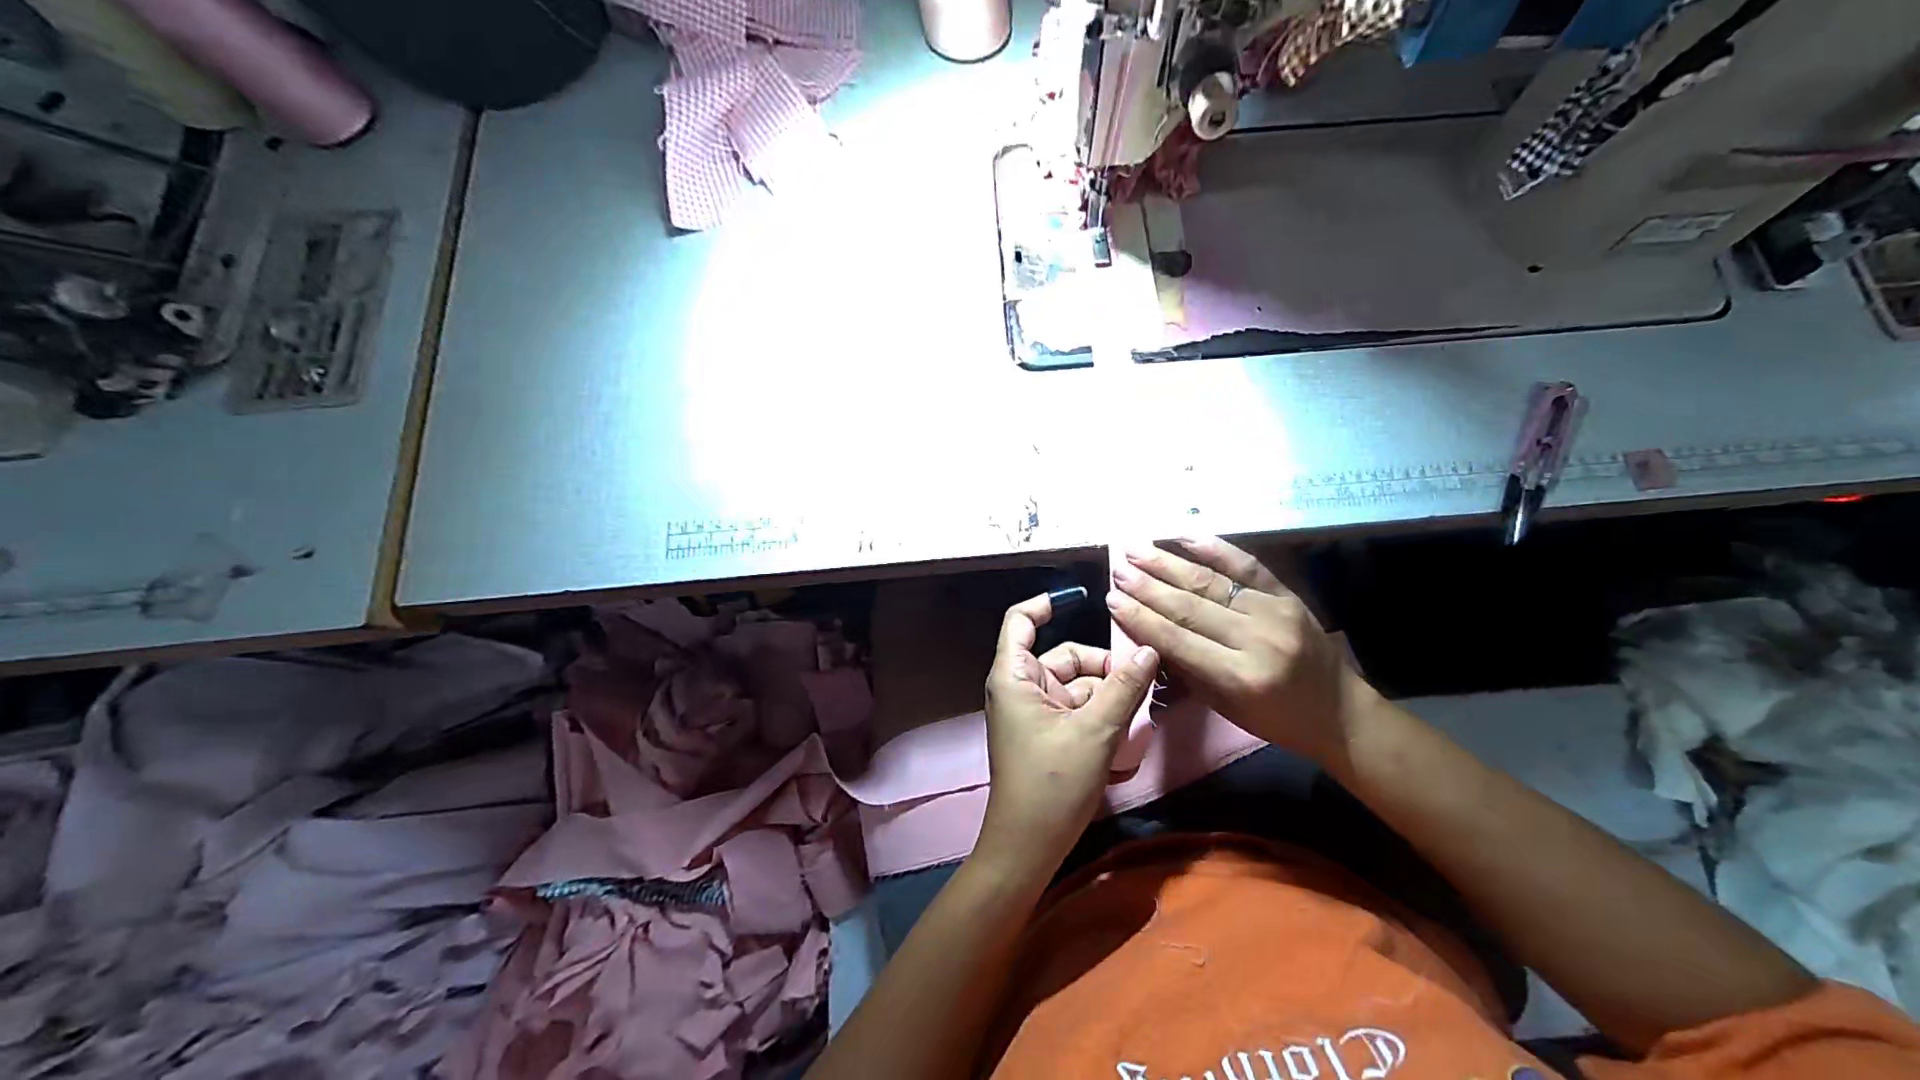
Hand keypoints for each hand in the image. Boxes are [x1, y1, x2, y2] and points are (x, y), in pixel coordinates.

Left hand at [977, 593, 1158, 879]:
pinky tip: (1126, 731)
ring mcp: (1032, 713)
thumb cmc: (1053, 783)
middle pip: (1063, 656)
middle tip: (1143, 680)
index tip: (1083, 597)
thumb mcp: (1096, 731)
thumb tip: (1150, 649)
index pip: (1021, 621)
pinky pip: (1075, 709)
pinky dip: (1099, 714)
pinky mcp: (1045, 735)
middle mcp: (1019, 688)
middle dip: (1102, 666)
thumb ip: (1124, 688)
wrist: (1028, 846)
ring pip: (1076, 685)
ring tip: (1140, 711)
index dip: (1046, 603)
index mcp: (1014, 676)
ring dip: (1106, 694)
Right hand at [1105, 536, 1366, 768]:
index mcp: (1240, 676)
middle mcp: (1257, 640)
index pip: (1177, 640)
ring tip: (1137, 550)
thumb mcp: (1225, 707)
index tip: (1111, 598)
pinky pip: (1247, 565)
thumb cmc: (1276, 719)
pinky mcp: (1288, 595)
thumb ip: (1187, 668)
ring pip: (1212, 582)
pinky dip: (1215, 548)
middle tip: (1118, 568)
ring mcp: (1275, 612)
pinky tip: (1185, 536)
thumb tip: (1146, 630)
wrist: (1340, 712)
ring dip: (1169, 563)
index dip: (1140, 617)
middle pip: (1190, 606)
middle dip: (1148, 586)